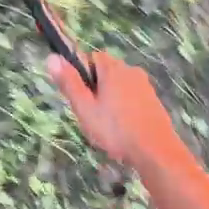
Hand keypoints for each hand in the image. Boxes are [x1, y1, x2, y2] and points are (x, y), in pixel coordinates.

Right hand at [46, 49, 187, 172]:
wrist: (155, 151)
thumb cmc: (115, 129)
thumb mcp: (85, 108)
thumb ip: (69, 83)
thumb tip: (52, 57)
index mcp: (113, 68)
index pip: (92, 57)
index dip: (82, 74)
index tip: (80, 96)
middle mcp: (130, 70)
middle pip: (106, 71)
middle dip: (96, 88)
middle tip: (91, 113)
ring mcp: (145, 86)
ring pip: (120, 85)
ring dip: (111, 99)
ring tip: (107, 125)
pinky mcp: (154, 101)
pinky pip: (133, 97)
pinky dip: (125, 108)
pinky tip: (123, 129)